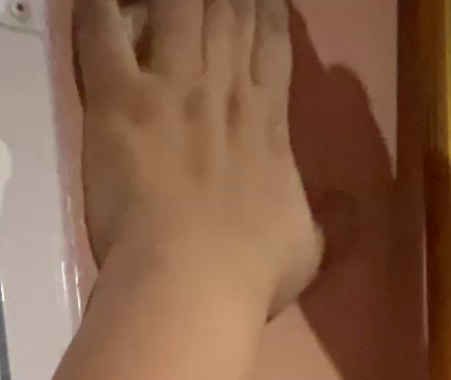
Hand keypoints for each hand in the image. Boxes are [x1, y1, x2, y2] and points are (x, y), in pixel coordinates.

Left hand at [76, 0, 321, 318]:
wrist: (194, 281)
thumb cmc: (252, 275)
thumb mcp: (306, 251)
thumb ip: (325, 226)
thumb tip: (352, 216)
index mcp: (268, 121)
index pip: (273, 43)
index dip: (267, 13)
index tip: (262, 1)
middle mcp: (224, 88)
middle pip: (226, 10)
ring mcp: (171, 87)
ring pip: (173, 4)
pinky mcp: (119, 100)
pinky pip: (101, 32)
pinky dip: (97, 7)